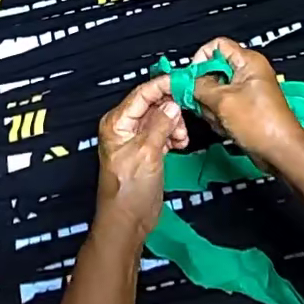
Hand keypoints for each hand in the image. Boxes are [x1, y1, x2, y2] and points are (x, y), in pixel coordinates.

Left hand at [94, 75, 188, 240]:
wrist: (127, 222)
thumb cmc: (130, 190)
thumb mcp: (147, 153)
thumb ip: (160, 125)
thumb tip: (173, 104)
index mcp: (117, 122)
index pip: (142, 93)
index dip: (163, 85)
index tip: (184, 81)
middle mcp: (124, 125)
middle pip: (152, 103)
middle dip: (172, 108)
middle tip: (186, 116)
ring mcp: (135, 137)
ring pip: (160, 117)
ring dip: (174, 123)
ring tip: (181, 138)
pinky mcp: (146, 149)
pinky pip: (162, 131)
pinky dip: (173, 134)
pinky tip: (179, 143)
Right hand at [189, 38, 303, 172]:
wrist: (281, 153)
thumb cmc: (260, 124)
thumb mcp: (222, 101)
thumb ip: (199, 86)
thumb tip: (185, 82)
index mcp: (248, 61)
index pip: (216, 46)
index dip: (201, 59)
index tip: (191, 78)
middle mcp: (248, 72)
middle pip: (213, 69)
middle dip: (205, 89)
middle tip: (204, 103)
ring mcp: (246, 90)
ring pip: (215, 90)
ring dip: (211, 107)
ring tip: (220, 120)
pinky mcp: (245, 107)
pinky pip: (223, 105)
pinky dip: (219, 116)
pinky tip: (226, 127)